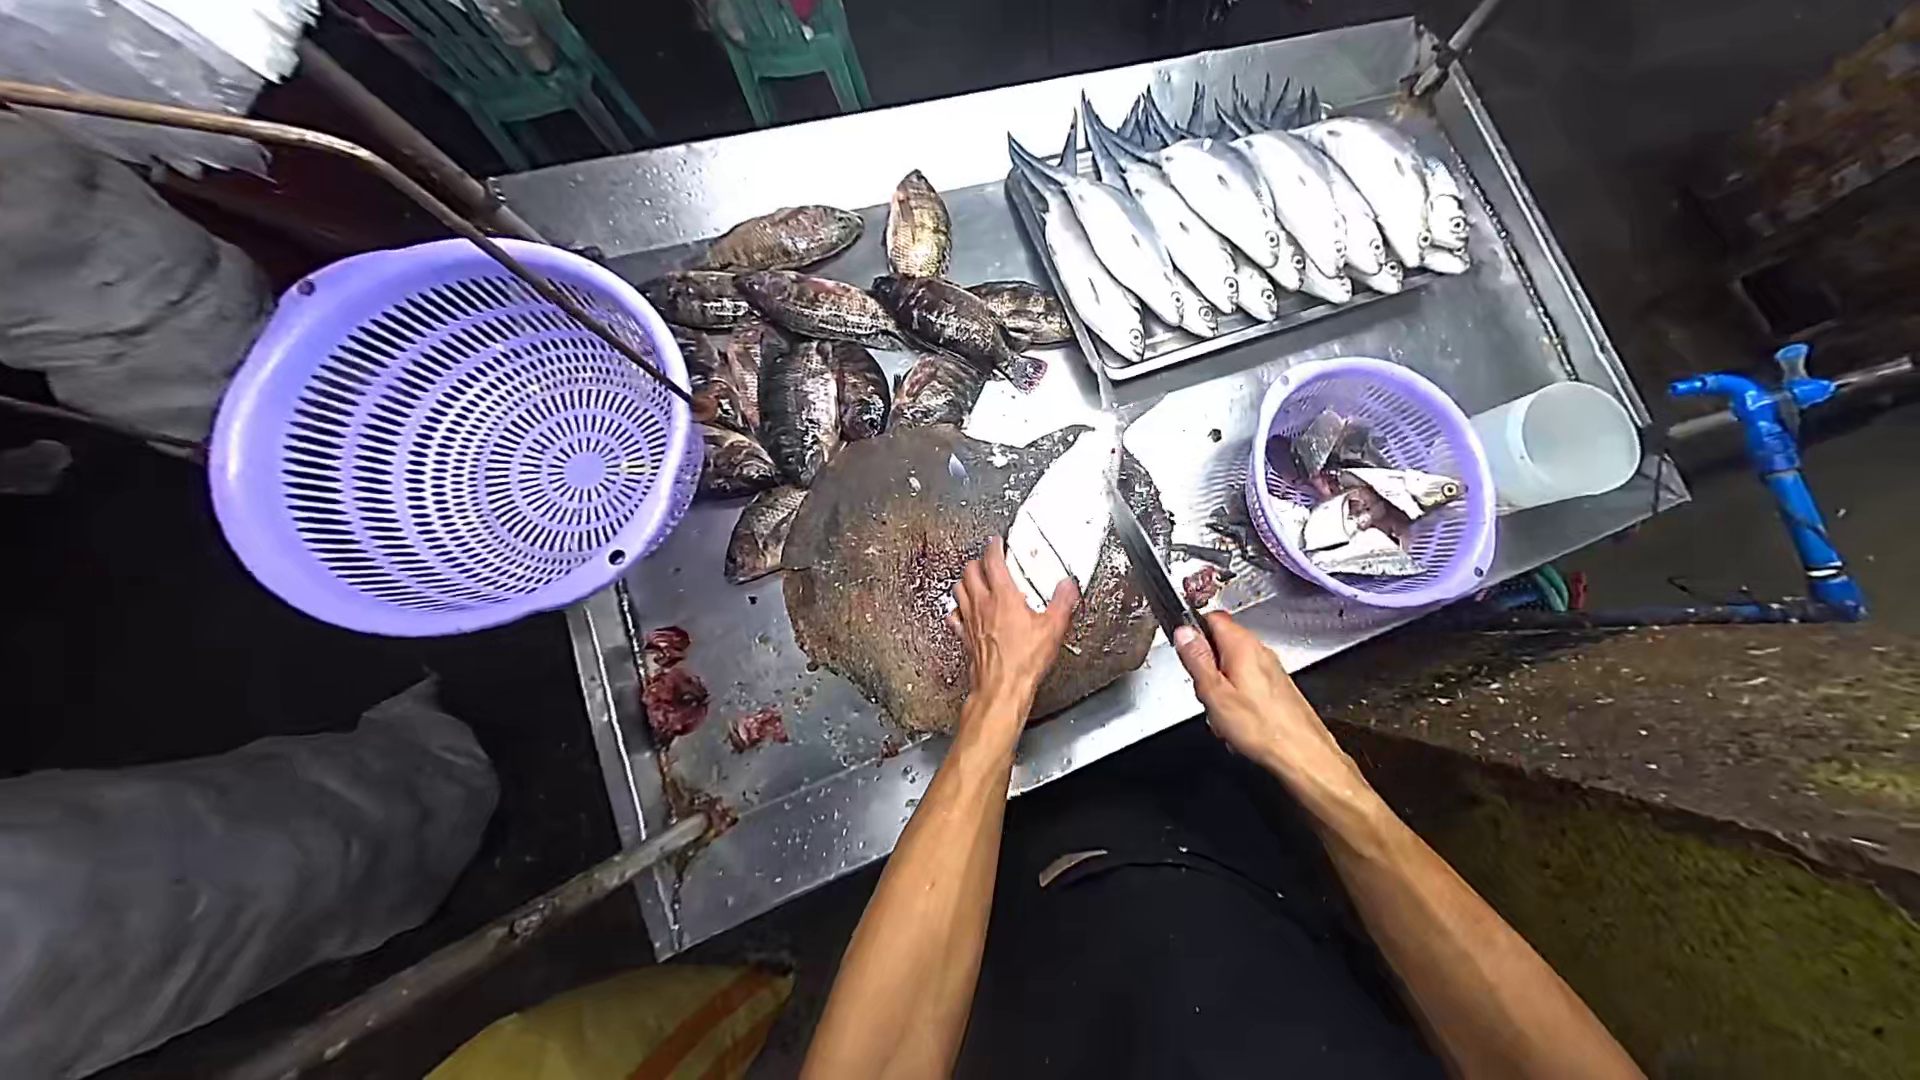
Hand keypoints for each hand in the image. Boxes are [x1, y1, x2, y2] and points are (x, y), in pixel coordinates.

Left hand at [948, 536, 1079, 711]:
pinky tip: (963, 610)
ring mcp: (970, 620)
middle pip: (970, 571)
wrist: (1001, 687)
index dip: (993, 547)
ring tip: (974, 578)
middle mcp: (982, 604)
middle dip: (978, 561)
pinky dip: (957, 608)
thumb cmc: (1023, 661)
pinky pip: (954, 615)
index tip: (996, 542)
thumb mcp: (1053, 628)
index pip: (992, 561)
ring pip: (959, 589)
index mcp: (1003, 597)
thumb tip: (1068, 585)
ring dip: (965, 580)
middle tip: (986, 559)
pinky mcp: (964, 637)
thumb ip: (1062, 602)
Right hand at [1173, 613, 1371, 806]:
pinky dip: (1235, 699)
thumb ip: (1196, 658)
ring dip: (1219, 686)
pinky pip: (1245, 683)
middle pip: (1219, 644)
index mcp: (1242, 645)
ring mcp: (1270, 670)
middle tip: (1203, 690)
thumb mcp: (1214, 692)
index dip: (1193, 630)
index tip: (1185, 652)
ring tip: (1220, 711)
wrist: (1304, 757)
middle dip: (1206, 666)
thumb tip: (1183, 631)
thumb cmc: (1263, 728)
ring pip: (1231, 666)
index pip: (1212, 617)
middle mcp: (1260, 652)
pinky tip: (1236, 721)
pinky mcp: (1276, 688)